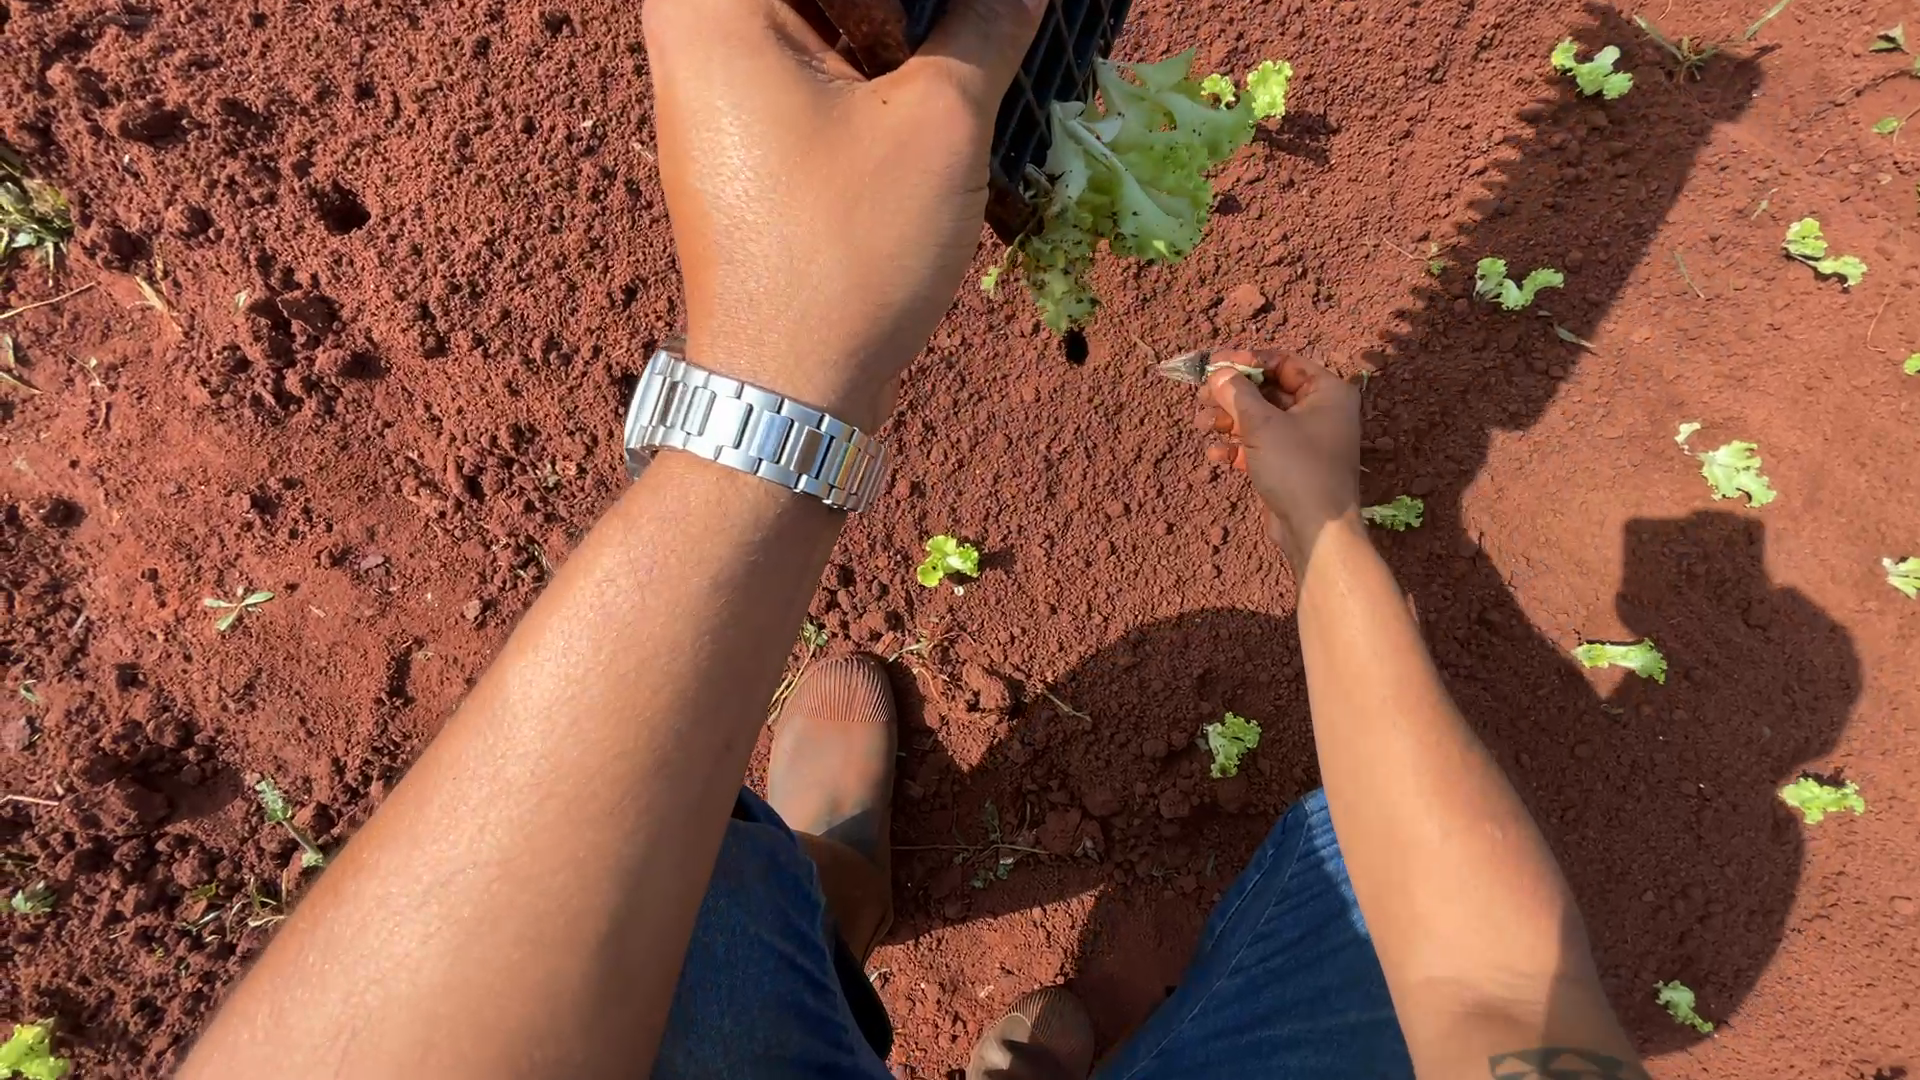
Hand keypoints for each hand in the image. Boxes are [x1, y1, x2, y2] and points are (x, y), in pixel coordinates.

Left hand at [643, 0, 1043, 428]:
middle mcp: (694, 34)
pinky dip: (874, 84)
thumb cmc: (852, 253)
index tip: (972, 19)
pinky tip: (932, 99)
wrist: (793, 391)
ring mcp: (716, 100)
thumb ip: (987, 25)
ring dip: (901, 42)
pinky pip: (813, 84)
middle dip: (915, 11)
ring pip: (825, 31)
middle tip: (982, 31)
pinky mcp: (744, 154)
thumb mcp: (939, 126)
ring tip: (973, 56)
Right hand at [1195, 349, 1362, 564]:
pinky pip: (1258, 446)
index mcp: (1326, 392)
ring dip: (1228, 420)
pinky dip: (1236, 446)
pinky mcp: (1288, 465)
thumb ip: (1236, 393)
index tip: (1215, 364)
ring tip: (1202, 424)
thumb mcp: (1262, 424)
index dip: (1247, 361)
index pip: (1283, 362)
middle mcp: (1318, 412)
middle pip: (1267, 390)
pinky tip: (1216, 454)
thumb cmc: (1296, 467)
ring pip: (1259, 419)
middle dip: (1232, 394)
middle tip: (1202, 395)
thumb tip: (1217, 373)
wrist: (1315, 529)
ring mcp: (1303, 440)